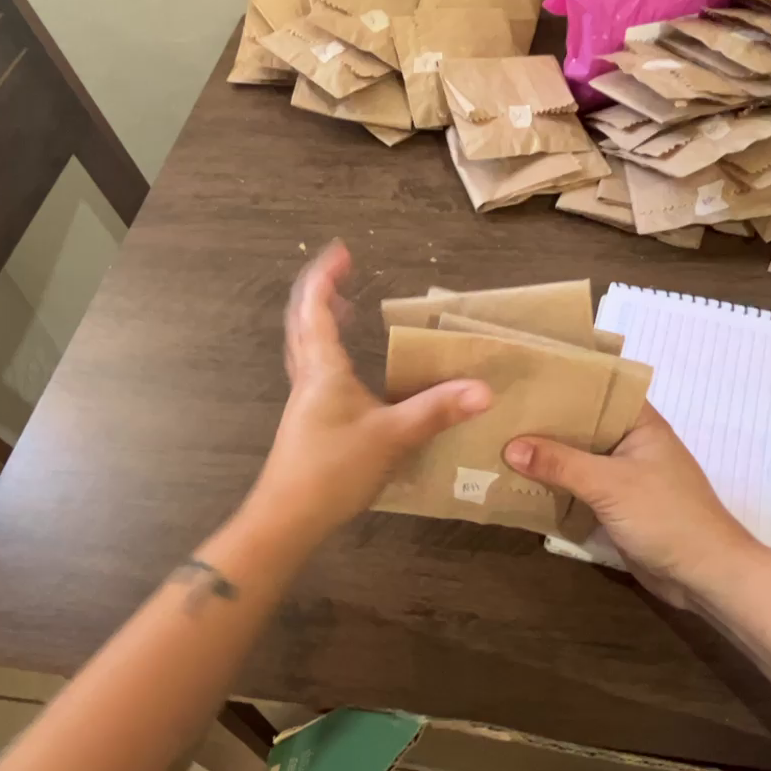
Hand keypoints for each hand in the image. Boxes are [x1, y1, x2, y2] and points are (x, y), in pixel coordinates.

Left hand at [244, 241, 490, 547]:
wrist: (286, 518)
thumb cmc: (332, 469)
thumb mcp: (392, 437)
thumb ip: (436, 411)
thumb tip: (484, 390)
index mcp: (323, 369)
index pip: (315, 309)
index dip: (325, 276)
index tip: (342, 252)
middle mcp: (308, 379)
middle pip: (303, 324)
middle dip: (321, 295)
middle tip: (343, 278)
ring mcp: (304, 403)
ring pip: (305, 350)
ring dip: (320, 324)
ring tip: (345, 313)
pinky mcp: (307, 425)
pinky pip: (315, 375)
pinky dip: (327, 356)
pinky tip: (349, 376)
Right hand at [504, 406, 763, 605]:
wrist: (704, 576)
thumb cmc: (666, 516)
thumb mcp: (609, 484)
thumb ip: (560, 463)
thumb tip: (510, 446)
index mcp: (639, 423)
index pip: (597, 389)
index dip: (562, 382)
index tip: (521, 376)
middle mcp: (630, 443)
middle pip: (581, 424)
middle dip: (544, 422)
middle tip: (497, 411)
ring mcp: (623, 476)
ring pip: (577, 458)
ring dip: (546, 456)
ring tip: (497, 441)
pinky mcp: (615, 505)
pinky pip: (578, 487)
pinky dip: (554, 485)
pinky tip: (518, 481)